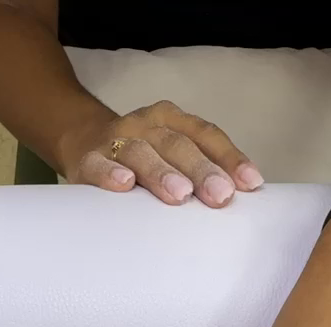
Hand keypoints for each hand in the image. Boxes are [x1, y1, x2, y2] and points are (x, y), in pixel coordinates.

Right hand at [56, 100, 262, 206]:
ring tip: (180, 196)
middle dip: (202, 171)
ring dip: (162, 173)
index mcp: (172, 121)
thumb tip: (235, 202)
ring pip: (141, 152)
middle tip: (220, 197)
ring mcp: (115, 140)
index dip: (229, 158)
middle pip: (178, 144)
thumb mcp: (169, 157)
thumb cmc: (139, 159)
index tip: (250, 185)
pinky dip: (110, 174)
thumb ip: (198, 173)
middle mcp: (146, 125)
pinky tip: (124, 185)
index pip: (206, 135)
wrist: (80, 140)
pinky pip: (99, 165)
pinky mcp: (87, 160)